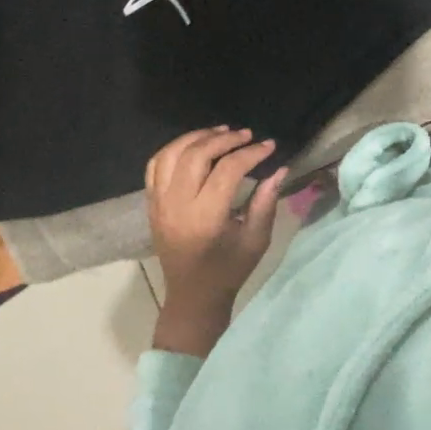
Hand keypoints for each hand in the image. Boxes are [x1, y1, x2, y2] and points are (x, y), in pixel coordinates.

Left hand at [145, 126, 287, 356]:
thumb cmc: (229, 271)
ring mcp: (159, 203)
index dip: (251, 153)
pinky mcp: (151, 204)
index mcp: (206, 217)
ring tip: (221, 133)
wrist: (193, 295)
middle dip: (224, 140)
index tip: (269, 146)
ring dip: (196, 138)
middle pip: (197, 155)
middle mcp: (177, 205)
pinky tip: (193, 147)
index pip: (228, 169)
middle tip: (247, 135)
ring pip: (172, 154)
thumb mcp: (256, 240)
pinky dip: (173, 150)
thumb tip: (279, 169)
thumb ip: (266, 202)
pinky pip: (155, 166)